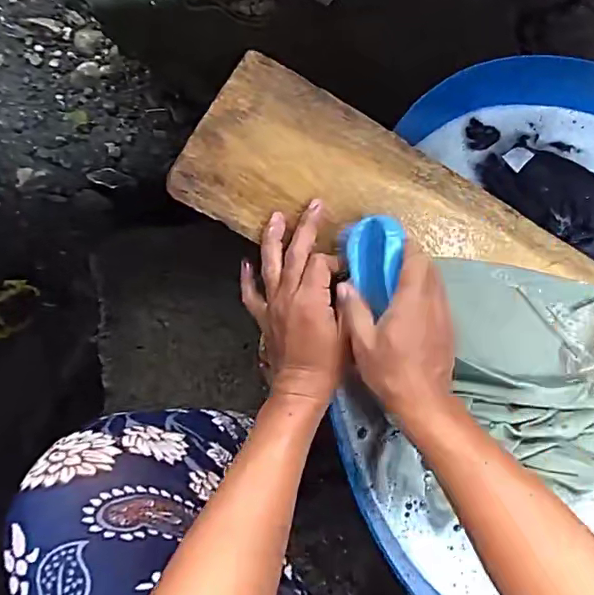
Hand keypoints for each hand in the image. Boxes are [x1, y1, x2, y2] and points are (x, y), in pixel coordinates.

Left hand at [240, 199, 347, 406]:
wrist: (299, 389)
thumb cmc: (329, 363)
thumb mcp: (347, 330)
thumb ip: (345, 300)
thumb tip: (343, 278)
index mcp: (310, 297)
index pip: (321, 262)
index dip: (335, 259)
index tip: (347, 264)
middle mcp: (287, 294)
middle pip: (296, 252)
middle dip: (306, 226)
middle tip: (314, 205)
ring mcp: (272, 304)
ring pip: (269, 263)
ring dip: (273, 238)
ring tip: (275, 217)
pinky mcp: (263, 316)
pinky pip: (251, 293)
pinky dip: (247, 277)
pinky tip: (246, 262)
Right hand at [336, 241, 456, 428]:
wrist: (426, 402)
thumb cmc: (391, 372)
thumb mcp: (363, 343)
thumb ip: (355, 310)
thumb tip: (346, 284)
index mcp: (412, 298)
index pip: (415, 258)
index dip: (403, 245)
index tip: (387, 242)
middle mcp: (432, 300)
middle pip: (427, 264)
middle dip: (409, 256)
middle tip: (386, 261)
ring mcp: (444, 313)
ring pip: (435, 279)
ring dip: (419, 273)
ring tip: (395, 280)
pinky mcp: (448, 326)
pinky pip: (438, 296)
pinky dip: (425, 290)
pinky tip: (409, 304)